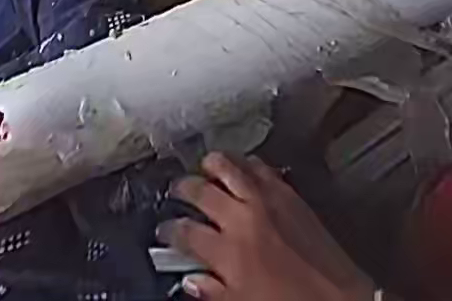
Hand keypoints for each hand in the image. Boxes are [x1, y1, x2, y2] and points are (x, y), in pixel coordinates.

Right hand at [159, 153, 379, 300]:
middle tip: (176, 191)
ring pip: (227, 166)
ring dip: (210, 164)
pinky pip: (258, 165)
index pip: (186, 232)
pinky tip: (239, 167)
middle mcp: (243, 219)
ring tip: (202, 167)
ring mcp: (265, 200)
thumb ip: (215, 294)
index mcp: (230, 254)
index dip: (169, 229)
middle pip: (200, 190)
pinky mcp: (287, 192)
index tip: (164, 230)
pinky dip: (244, 162)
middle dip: (182, 188)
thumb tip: (191, 280)